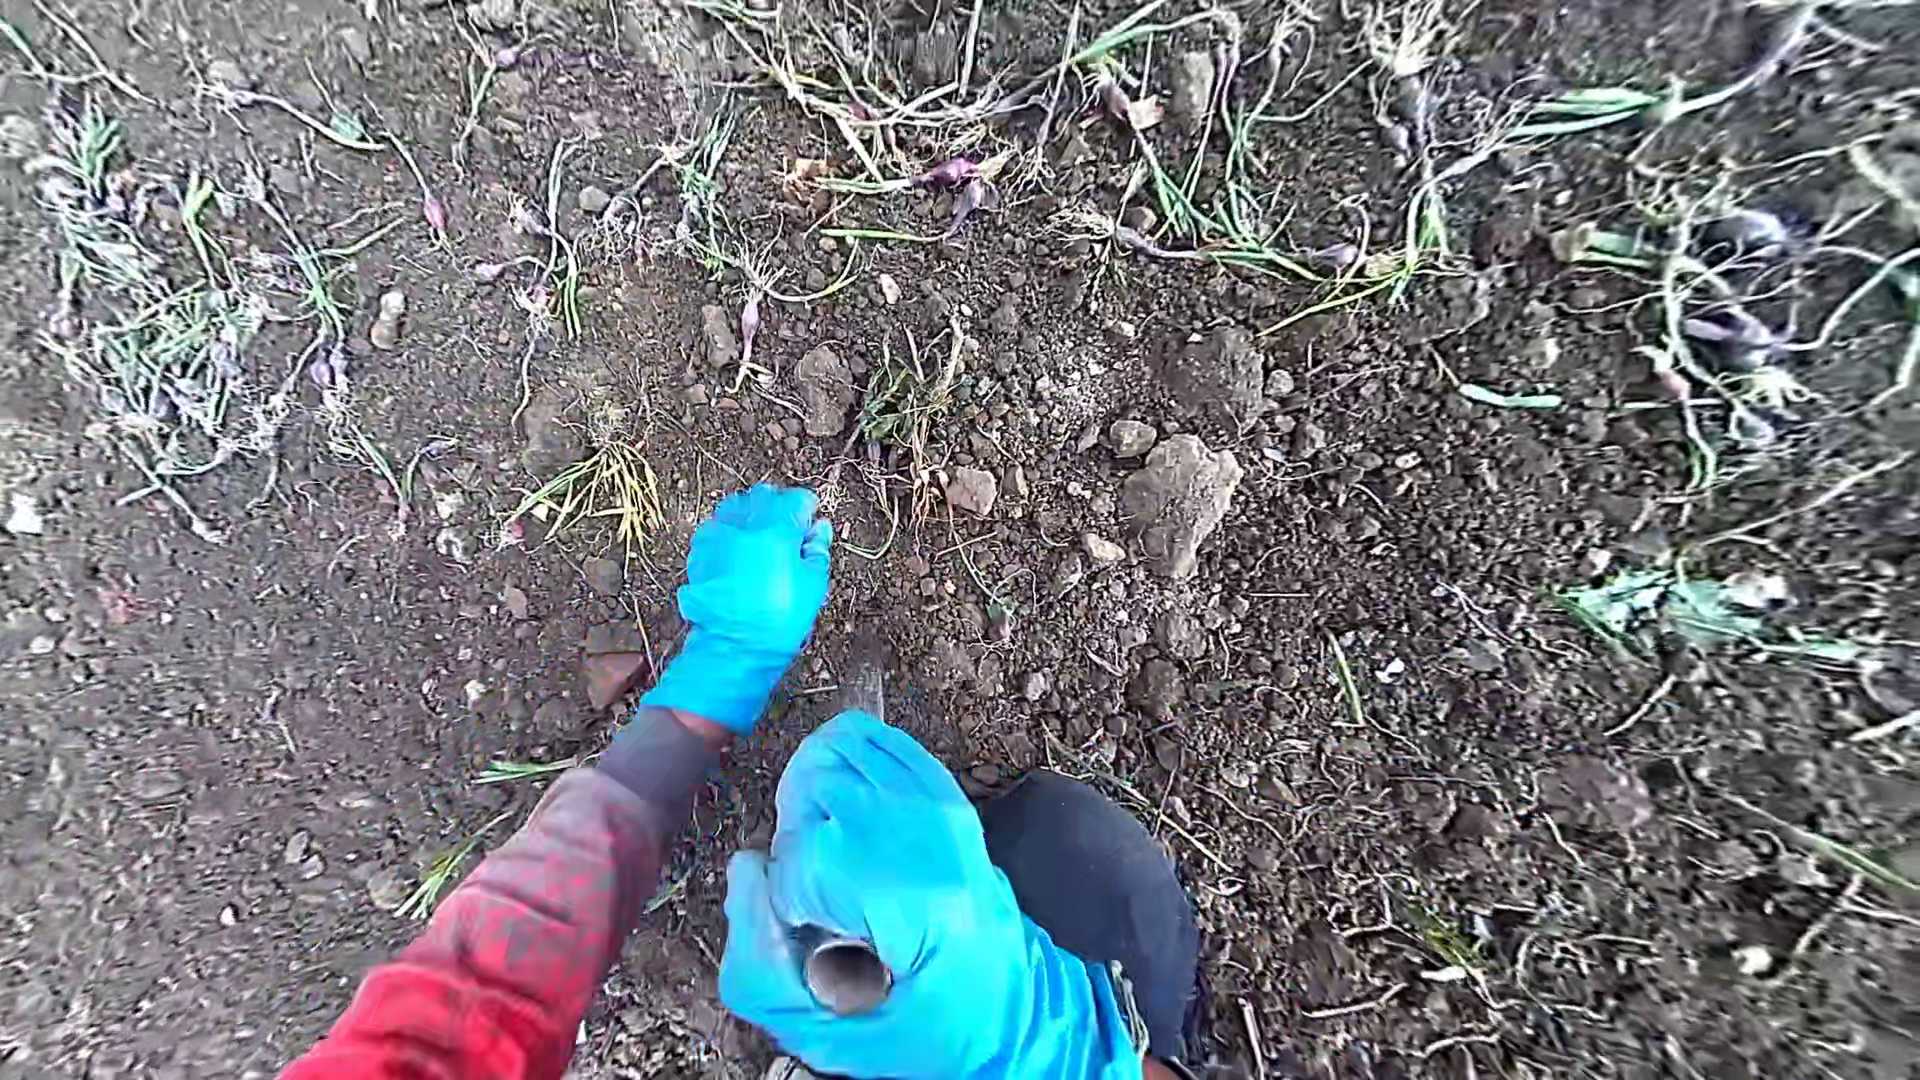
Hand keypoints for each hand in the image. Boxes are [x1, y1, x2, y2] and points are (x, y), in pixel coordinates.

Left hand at [640, 485, 831, 733]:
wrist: (736, 648)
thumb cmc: (781, 619)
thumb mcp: (813, 585)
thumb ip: (818, 549)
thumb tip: (819, 527)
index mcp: (777, 530)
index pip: (798, 499)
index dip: (809, 510)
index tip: (811, 522)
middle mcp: (744, 526)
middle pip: (763, 496)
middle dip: (778, 506)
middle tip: (788, 529)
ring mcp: (717, 538)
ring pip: (734, 507)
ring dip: (749, 515)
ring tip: (760, 538)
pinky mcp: (699, 554)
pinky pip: (716, 531)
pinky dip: (728, 534)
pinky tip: (737, 555)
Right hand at [720, 713, 1137, 1079]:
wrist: (1003, 995)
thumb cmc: (919, 1018)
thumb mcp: (825, 1030)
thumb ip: (757, 964)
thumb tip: (746, 867)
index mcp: (898, 902)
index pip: (800, 855)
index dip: (781, 884)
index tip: (799, 911)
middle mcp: (921, 836)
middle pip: (817, 783)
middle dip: (795, 823)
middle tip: (808, 863)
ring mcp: (937, 802)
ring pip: (844, 746)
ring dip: (819, 780)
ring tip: (823, 819)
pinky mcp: (946, 790)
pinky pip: (884, 740)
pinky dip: (852, 750)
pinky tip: (846, 782)